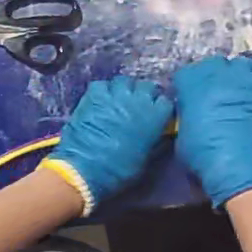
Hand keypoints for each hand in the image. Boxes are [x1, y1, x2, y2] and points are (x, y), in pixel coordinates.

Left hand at [41, 77, 175, 214]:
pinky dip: (101, 91)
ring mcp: (115, 95)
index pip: (166, 101)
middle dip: (142, 94)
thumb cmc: (119, 170)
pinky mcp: (93, 96)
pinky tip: (99, 100)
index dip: (159, 107)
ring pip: (124, 81)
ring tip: (117, 100)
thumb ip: (156, 140)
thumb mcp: (147, 158)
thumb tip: (162, 133)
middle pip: (146, 86)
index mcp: (155, 116)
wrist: (85, 169)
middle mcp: (138, 100)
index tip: (155, 113)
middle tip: (135, 105)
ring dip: (122, 89)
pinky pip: (101, 85)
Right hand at [173, 56, 251, 207]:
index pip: (184, 73)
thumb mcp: (182, 133)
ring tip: (237, 88)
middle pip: (213, 64)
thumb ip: (186, 114)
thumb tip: (190, 111)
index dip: (187, 85)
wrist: (238, 160)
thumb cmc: (201, 151)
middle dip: (213, 75)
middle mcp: (215, 72)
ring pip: (239, 63)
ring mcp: (242, 76)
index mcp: (189, 82)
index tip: (188, 97)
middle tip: (213, 92)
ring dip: (237, 73)